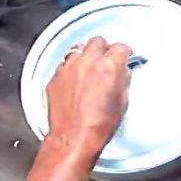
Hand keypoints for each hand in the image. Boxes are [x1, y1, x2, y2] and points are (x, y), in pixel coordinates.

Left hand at [46, 37, 131, 160]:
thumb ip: (122, 81)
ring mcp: (68, 68)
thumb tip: (122, 73)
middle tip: (107, 59)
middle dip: (104, 48)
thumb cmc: (99, 125)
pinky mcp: (55, 77)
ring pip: (78, 49)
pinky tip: (75, 80)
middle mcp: (87, 62)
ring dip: (86, 55)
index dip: (125, 52)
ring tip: (89, 67)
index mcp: (108, 67)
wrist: (74, 138)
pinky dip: (71, 68)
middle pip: (97, 41)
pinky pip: (64, 64)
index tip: (125, 56)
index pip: (121, 47)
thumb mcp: (122, 102)